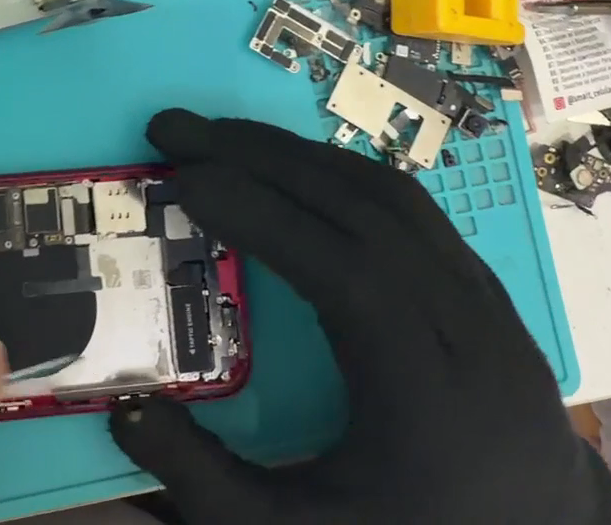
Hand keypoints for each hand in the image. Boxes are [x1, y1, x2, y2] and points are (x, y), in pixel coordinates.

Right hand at [111, 110, 610, 524]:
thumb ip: (202, 481)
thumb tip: (124, 411)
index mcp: (428, 397)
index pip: (346, 274)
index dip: (260, 216)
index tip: (182, 181)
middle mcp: (469, 332)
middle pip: (363, 212)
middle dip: (258, 157)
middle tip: (175, 129)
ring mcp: (487, 303)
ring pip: (389, 196)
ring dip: (295, 153)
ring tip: (221, 136)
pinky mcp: (484, 291)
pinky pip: (410, 209)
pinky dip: (338, 173)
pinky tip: (290, 169)